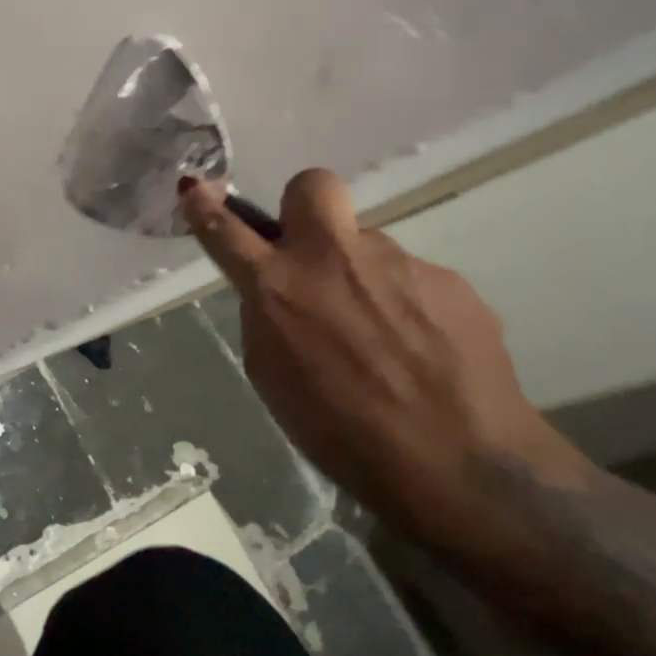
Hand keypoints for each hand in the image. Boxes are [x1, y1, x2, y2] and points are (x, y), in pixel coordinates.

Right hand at [178, 170, 585, 542]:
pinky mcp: (453, 284)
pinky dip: (409, 308)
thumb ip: (268, 314)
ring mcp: (399, 266)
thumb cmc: (339, 431)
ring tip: (383, 339)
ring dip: (364, 278)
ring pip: (370, 249)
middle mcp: (334, 259)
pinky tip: (422, 354)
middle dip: (305, 206)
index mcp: (276, 285)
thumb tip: (280, 289)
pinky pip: (414, 282)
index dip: (204, 206)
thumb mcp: (271, 372)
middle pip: (313, 187)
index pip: (225, 228)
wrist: (461, 468)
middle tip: (312, 252)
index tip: (194, 188)